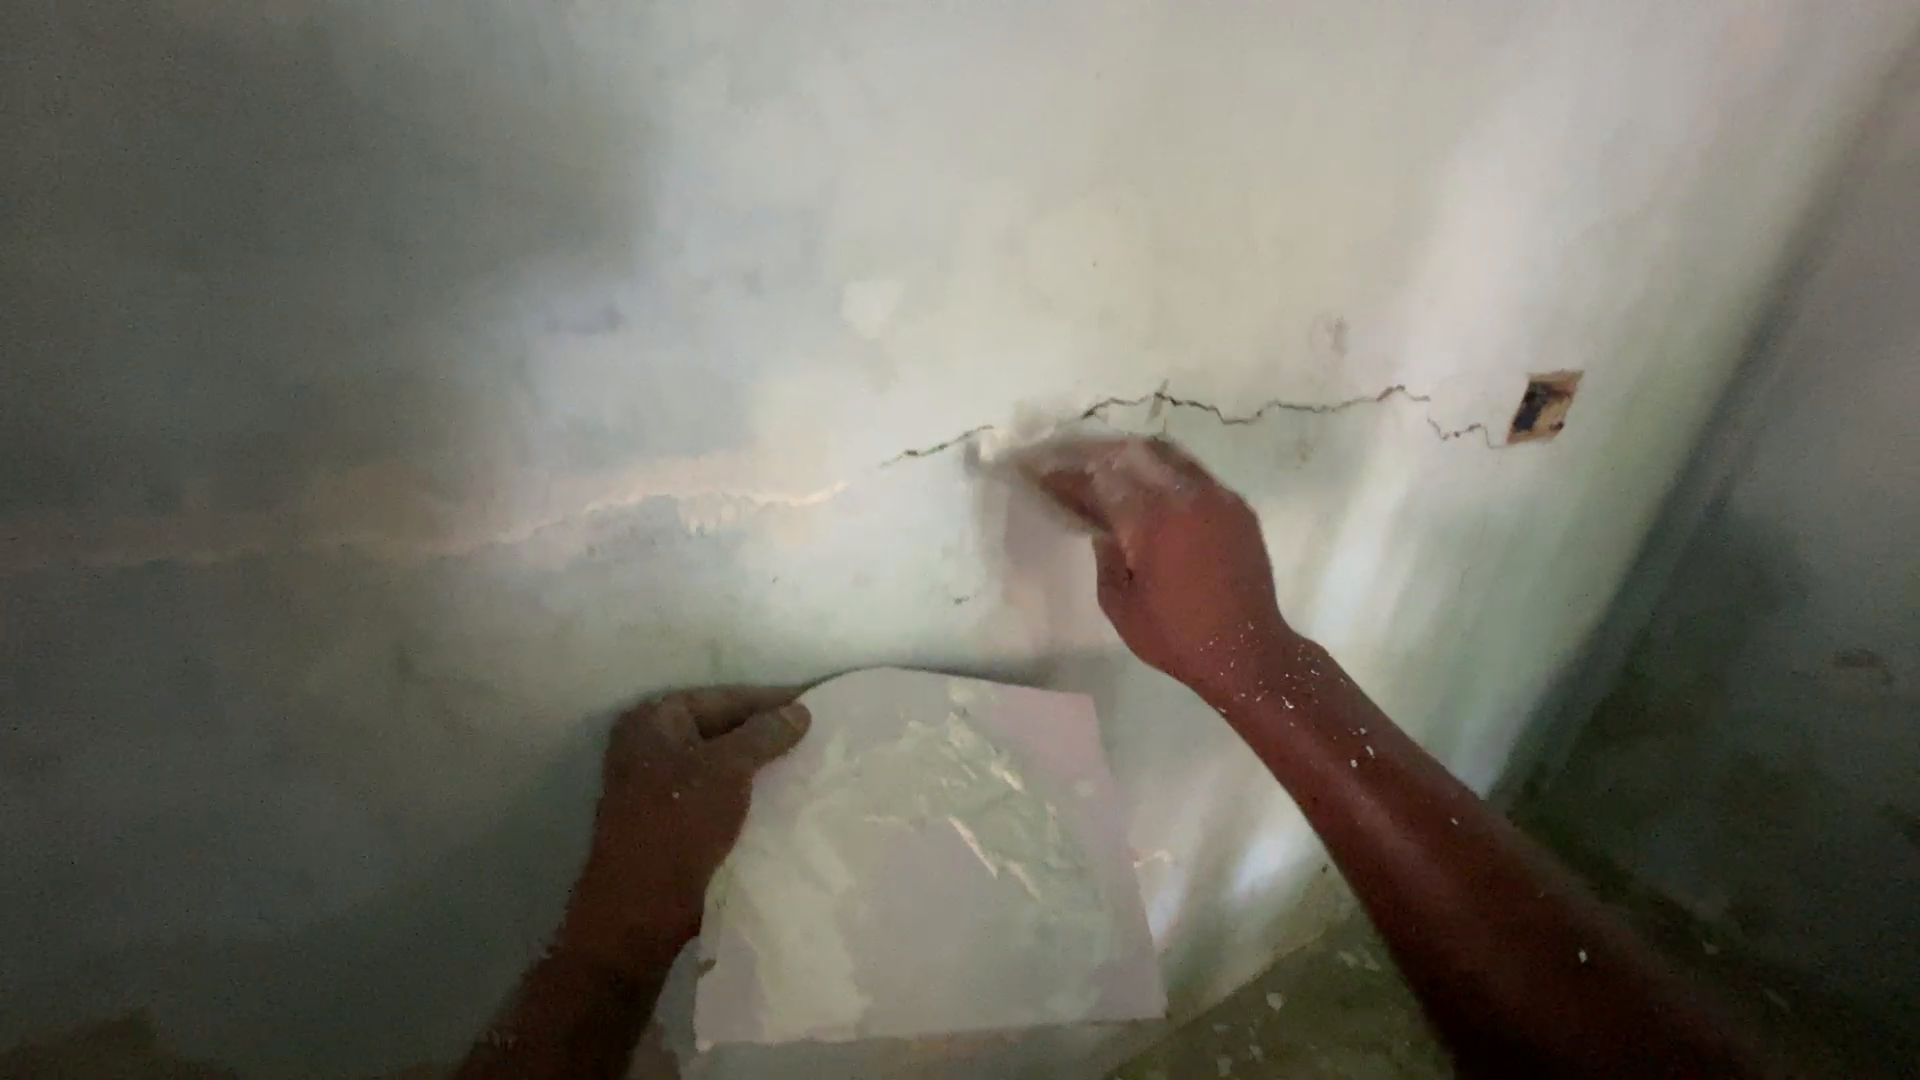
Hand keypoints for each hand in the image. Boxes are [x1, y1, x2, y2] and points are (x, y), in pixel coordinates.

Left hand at [559, 686, 810, 973]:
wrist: (639, 915)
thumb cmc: (677, 827)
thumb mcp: (727, 769)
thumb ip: (765, 733)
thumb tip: (800, 710)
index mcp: (654, 720)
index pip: (726, 697)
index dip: (773, 700)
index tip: (817, 703)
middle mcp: (651, 743)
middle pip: (724, 726)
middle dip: (768, 731)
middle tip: (818, 732)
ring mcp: (659, 782)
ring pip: (724, 760)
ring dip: (761, 762)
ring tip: (809, 760)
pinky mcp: (673, 816)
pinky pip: (720, 788)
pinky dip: (748, 787)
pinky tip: (785, 791)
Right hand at [1017, 436, 1292, 703]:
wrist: (1248, 653)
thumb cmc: (1176, 637)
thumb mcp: (1120, 605)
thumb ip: (1105, 557)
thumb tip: (1101, 527)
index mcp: (1151, 520)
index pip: (1097, 482)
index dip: (1063, 475)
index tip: (1038, 471)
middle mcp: (1185, 496)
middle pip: (1129, 452)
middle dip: (1091, 453)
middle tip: (1066, 458)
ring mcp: (1216, 496)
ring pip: (1165, 452)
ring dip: (1128, 452)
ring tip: (1103, 461)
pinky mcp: (1236, 506)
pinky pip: (1192, 471)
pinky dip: (1162, 468)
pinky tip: (1147, 481)